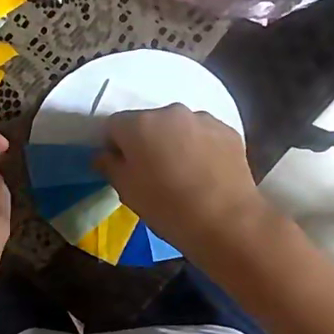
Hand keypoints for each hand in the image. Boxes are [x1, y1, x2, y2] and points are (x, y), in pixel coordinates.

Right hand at [94, 106, 269, 255]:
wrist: (226, 220)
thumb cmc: (165, 205)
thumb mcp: (125, 190)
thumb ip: (109, 165)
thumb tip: (104, 156)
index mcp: (139, 124)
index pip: (113, 125)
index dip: (113, 145)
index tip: (120, 166)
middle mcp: (170, 112)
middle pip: (147, 122)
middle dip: (144, 141)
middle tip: (149, 171)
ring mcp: (203, 120)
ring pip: (177, 127)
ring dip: (173, 142)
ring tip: (180, 172)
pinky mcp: (229, 132)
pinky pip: (202, 135)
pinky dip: (198, 147)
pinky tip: (202, 173)